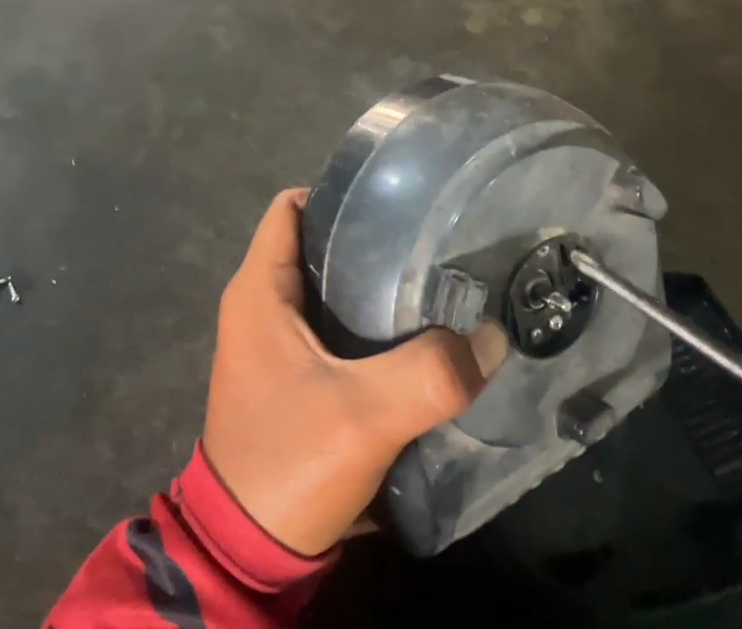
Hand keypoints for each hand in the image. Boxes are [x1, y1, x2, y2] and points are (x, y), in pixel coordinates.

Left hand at [201, 189, 490, 556]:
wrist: (249, 549)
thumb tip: (492, 338)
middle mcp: (260, 307)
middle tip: (437, 244)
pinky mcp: (294, 378)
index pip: (291, 209)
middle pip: (317, 246)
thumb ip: (431, 373)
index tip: (400, 200)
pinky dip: (371, 328)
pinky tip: (419, 338)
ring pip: (330, 292)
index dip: (341, 194)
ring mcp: (275, 345)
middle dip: (371, 241)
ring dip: (376, 290)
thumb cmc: (289, 463)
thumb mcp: (364, 415)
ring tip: (440, 285)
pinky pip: (335, 332)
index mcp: (258, 292)